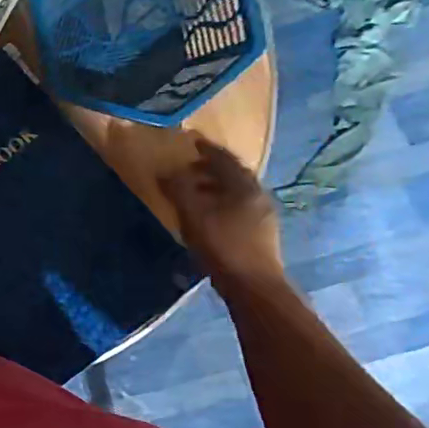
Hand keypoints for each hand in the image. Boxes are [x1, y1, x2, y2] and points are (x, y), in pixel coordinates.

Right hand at [160, 134, 284, 287]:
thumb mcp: (192, 214)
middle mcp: (258, 196)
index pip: (225, 159)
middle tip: (188, 167)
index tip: (191, 142)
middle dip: (210, 168)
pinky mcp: (261, 232)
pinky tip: (207, 213)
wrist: (253, 285)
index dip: (207, 149)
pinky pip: (239, 206)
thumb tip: (165, 171)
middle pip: (233, 174)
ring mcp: (263, 215)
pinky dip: (221, 201)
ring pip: (236, 192)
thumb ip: (178, 189)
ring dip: (215, 186)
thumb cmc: (221, 245)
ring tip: (193, 190)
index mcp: (244, 187)